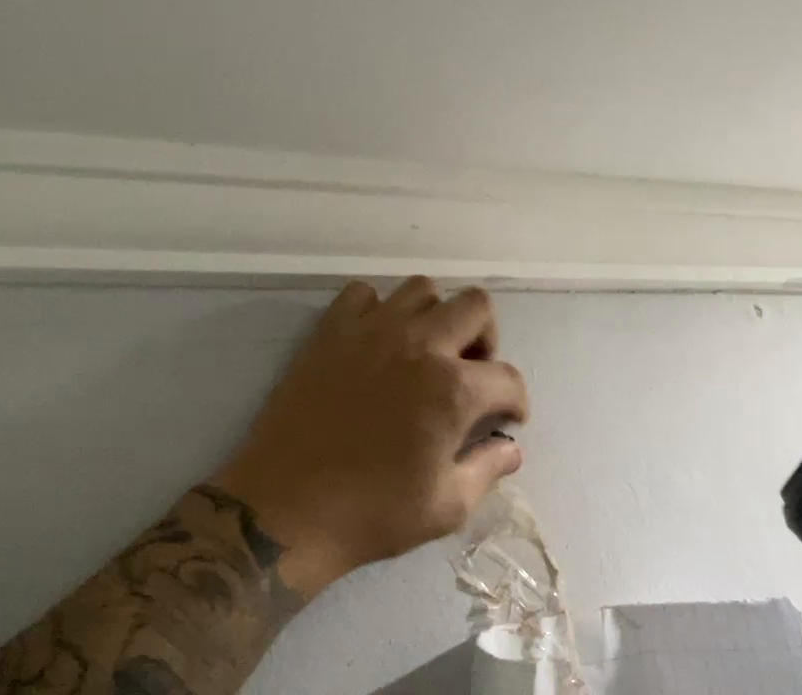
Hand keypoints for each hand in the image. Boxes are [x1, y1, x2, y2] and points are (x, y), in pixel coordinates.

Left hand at [212, 277, 529, 597]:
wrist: (286, 507)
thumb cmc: (370, 512)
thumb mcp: (444, 507)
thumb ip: (486, 469)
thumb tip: (510, 448)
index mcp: (452, 388)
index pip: (507, 378)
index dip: (515, 402)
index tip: (506, 419)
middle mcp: (419, 344)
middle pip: (476, 306)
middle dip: (486, 338)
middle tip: (471, 372)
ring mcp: (371, 330)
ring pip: (421, 289)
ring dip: (435, 315)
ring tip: (426, 351)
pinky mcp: (331, 330)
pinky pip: (363, 294)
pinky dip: (378, 309)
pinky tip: (376, 342)